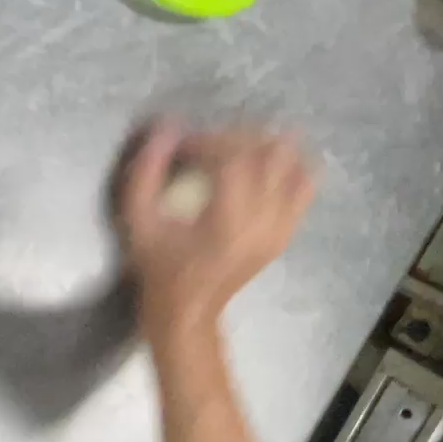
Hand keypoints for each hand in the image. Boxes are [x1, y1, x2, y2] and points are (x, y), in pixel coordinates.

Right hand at [120, 120, 315, 338]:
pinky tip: (259, 164)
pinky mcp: (287, 229)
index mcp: (228, 224)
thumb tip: (165, 129)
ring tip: (233, 150)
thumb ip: (145, 174)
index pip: (232, 158)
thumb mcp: (137, 224)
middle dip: (233, 138)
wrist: (188, 312)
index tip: (181, 145)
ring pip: (292, 162)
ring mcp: (282, 226)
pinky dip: (287, 164)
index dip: (206, 140)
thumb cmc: (158, 270)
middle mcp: (265, 223)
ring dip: (262, 146)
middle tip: (206, 145)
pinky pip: (304, 183)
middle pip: (267, 153)